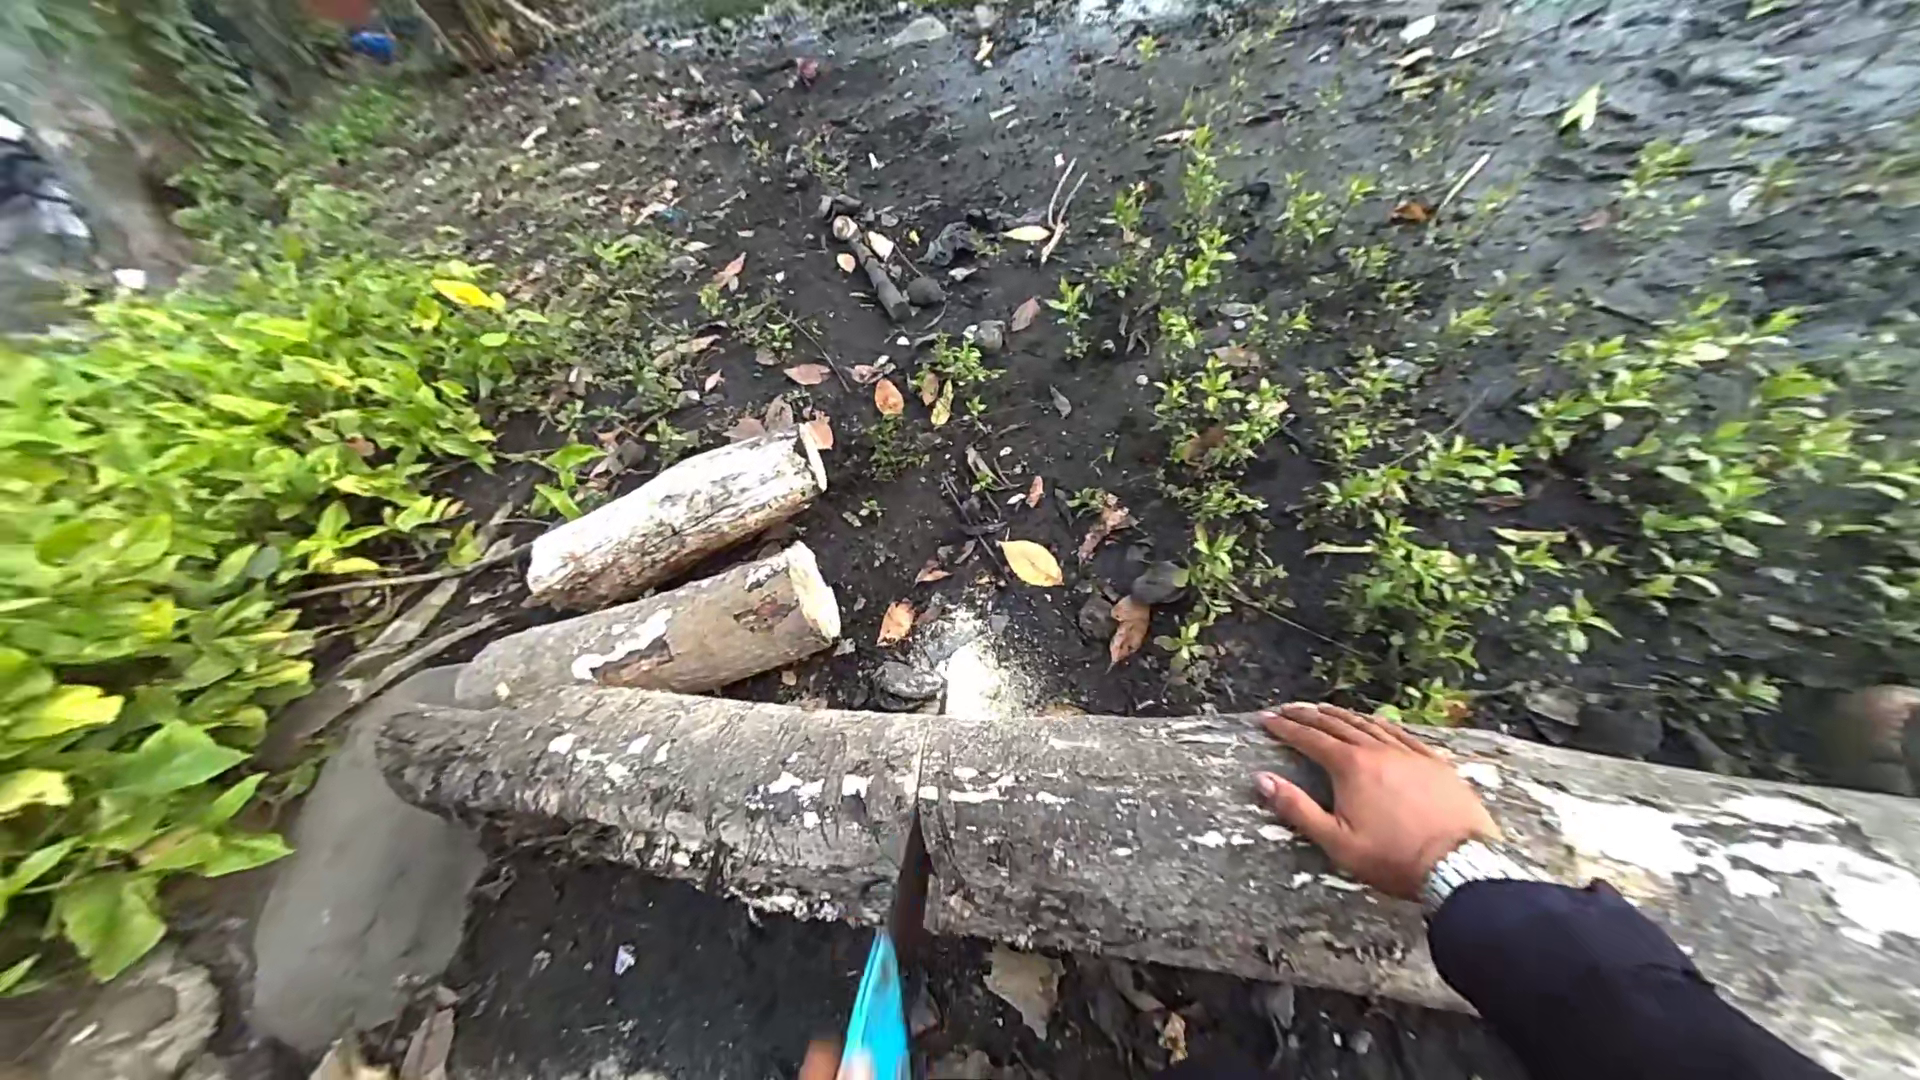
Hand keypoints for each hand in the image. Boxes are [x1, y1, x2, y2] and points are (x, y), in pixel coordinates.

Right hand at [1252, 702, 1498, 900]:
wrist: (1466, 870)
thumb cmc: (1395, 859)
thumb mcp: (1336, 841)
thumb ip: (1296, 808)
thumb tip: (1261, 779)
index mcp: (1350, 766)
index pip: (1308, 738)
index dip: (1284, 727)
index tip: (1266, 719)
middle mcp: (1377, 751)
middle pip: (1335, 724)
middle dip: (1307, 715)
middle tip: (1288, 709)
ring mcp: (1410, 755)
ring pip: (1367, 724)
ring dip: (1340, 715)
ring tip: (1323, 709)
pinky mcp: (1436, 764)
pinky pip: (1402, 734)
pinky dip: (1380, 723)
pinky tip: (1374, 721)